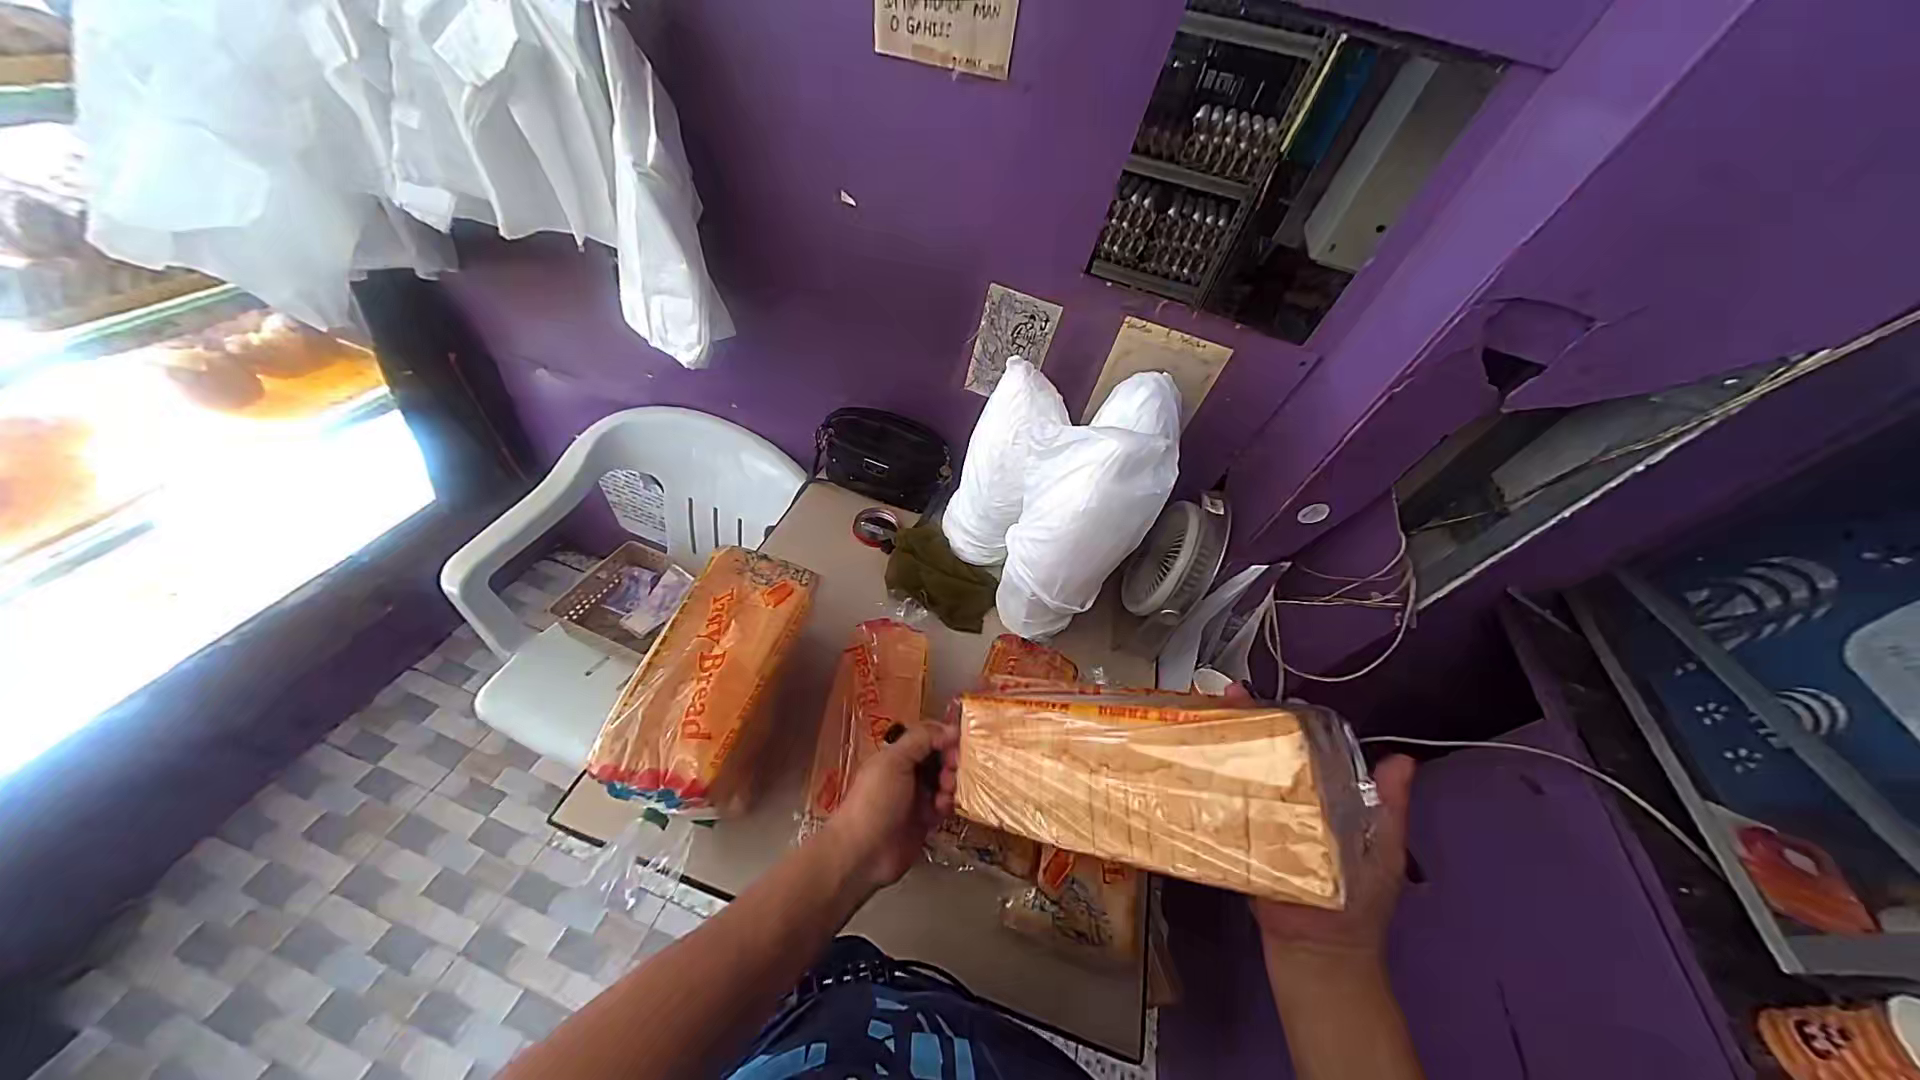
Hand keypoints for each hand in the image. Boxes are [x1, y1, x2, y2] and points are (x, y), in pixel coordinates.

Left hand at [821, 721, 956, 892]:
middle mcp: (908, 773)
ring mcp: (917, 798)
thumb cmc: (875, 802)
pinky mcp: (925, 821)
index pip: (928, 737)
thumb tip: (950, 728)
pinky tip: (941, 810)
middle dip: (950, 762)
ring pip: (945, 781)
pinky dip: (947, 805)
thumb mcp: (894, 761)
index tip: (959, 743)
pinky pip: (945, 806)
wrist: (863, 852)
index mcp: (897, 755)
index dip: (944, 738)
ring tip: (944, 793)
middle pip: (940, 759)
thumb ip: (922, 739)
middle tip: (951, 771)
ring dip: (950, 784)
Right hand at [1215, 685, 1416, 973]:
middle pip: (1257, 751)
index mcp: (1316, 792)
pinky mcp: (1229, 838)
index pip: (1295, 744)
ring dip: (1213, 745)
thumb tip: (1403, 759)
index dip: (1276, 716)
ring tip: (1196, 717)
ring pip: (1232, 773)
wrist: (1319, 951)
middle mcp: (1281, 797)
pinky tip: (1182, 762)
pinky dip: (1197, 785)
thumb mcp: (1381, 847)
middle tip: (1219, 696)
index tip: (1258, 694)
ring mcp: (1252, 816)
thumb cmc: (1356, 901)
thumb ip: (1388, 806)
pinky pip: (1214, 807)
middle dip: (1237, 721)